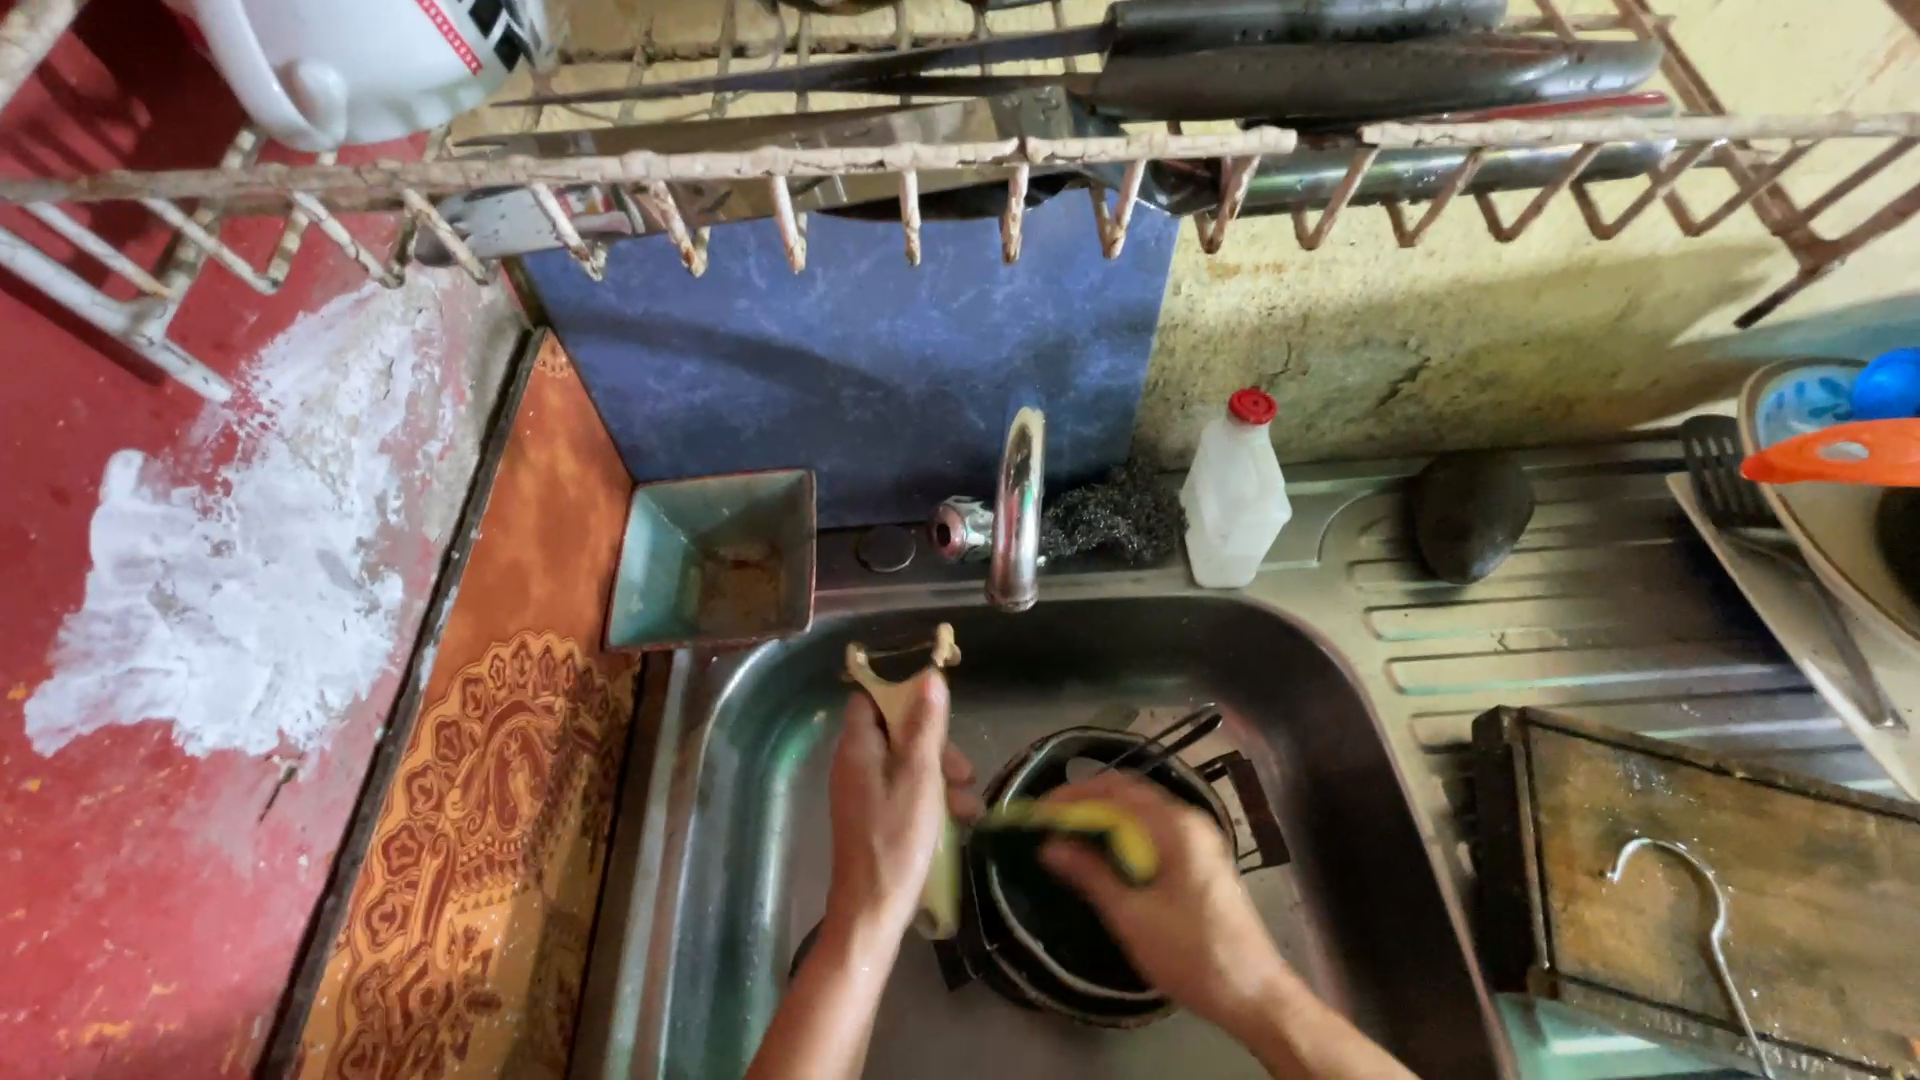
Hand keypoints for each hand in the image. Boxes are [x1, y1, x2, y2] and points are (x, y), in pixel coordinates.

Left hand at [825, 673, 980, 942]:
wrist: (871, 912)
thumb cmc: (896, 841)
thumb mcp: (920, 778)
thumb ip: (925, 727)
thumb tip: (929, 677)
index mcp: (857, 748)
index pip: (870, 699)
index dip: (902, 696)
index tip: (938, 708)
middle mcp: (853, 765)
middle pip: (895, 732)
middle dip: (935, 745)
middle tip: (964, 770)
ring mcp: (862, 793)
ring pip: (904, 764)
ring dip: (940, 776)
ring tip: (970, 804)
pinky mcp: (872, 817)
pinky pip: (902, 791)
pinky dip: (930, 798)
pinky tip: (959, 820)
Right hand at [1040, 770, 1293, 1040]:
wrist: (1255, 994)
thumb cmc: (1192, 955)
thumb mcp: (1132, 917)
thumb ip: (1090, 874)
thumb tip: (1050, 846)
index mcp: (1174, 827)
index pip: (1113, 790)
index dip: (1071, 796)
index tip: (1040, 811)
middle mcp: (1189, 819)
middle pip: (1128, 791)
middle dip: (1085, 800)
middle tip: (1050, 820)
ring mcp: (1198, 836)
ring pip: (1140, 807)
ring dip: (1103, 814)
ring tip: (1069, 834)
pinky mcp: (1200, 855)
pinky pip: (1153, 825)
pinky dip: (1124, 829)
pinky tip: (1105, 852)